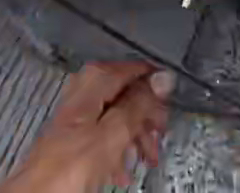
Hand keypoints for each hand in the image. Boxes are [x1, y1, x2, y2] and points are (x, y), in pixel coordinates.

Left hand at [0, 61, 174, 191]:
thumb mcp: (112, 134)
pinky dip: (118, 149)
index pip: (135, 69)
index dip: (156, 85)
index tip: (172, 103)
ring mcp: (77, 117)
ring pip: (117, 116)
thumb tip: (163, 78)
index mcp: (94, 81)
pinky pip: (104, 136)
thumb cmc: (67, 170)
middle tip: (161, 134)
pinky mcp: (72, 143)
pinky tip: (124, 170)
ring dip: (136, 135)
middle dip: (147, 114)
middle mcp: (85, 92)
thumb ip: (138, 104)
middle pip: (127, 93)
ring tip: (148, 157)